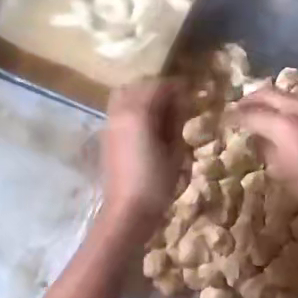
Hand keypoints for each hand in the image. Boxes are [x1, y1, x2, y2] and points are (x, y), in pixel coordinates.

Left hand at [101, 80, 176, 230]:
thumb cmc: (156, 184)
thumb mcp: (175, 152)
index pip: (158, 86)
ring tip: (161, 112)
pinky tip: (147, 126)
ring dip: (142, 96)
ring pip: (124, 95)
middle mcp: (120, 112)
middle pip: (138, 86)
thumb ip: (176, 123)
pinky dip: (132, 109)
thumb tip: (180, 105)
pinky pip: (118, 110)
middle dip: (157, 88)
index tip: (192, 91)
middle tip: (176, 101)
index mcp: (138, 113)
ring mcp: (109, 124)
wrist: (126, 211)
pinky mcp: (106, 137)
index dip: (176, 87)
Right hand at [229, 87, 297, 209]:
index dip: (236, 116)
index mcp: (282, 123)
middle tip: (241, 104)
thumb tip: (259, 135)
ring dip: (277, 97)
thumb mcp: (277, 168)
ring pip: (292, 93)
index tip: (227, 118)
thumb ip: (265, 146)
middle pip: (270, 94)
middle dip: (252, 98)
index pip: (251, 113)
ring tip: (269, 104)